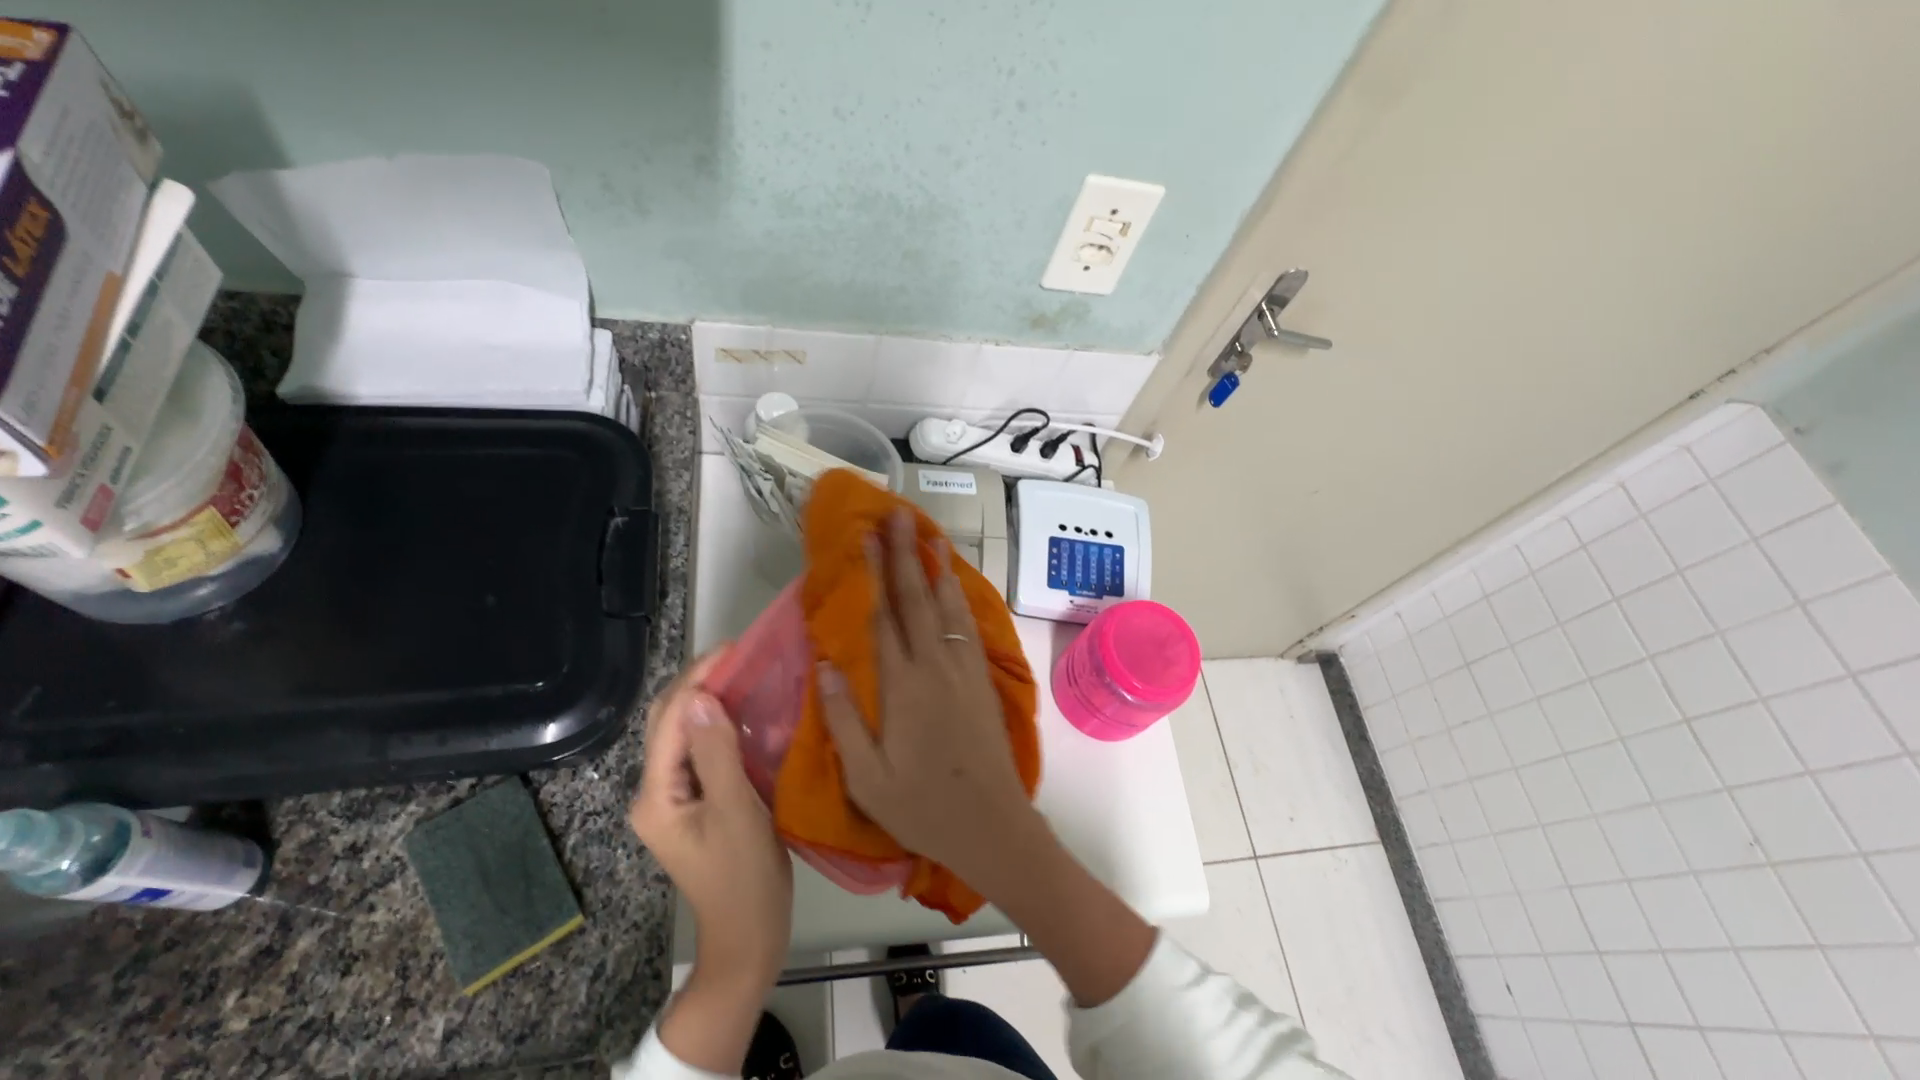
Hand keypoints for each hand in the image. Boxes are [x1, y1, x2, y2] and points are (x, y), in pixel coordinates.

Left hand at [630, 650, 792, 985]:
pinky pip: (700, 755)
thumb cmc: (745, 879)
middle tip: (741, 655)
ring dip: (709, 703)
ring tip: (743, 673)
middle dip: (699, 685)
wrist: (749, 937)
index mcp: (655, 796)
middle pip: (669, 725)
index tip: (732, 648)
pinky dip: (718, 728)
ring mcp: (672, 801)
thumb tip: (701, 698)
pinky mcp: (692, 806)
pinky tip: (744, 714)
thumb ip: (716, 754)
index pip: (670, 722)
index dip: (697, 680)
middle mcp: (653, 793)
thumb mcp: (737, 813)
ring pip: (684, 737)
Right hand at [815, 509, 1048, 890]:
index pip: (883, 617)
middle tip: (898, 516)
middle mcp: (936, 668)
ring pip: (949, 607)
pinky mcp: (983, 683)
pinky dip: (961, 598)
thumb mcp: (867, 777)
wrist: (992, 826)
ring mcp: (965, 672)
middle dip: (906, 555)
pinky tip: (956, 586)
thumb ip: (844, 718)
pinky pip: (969, 627)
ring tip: (931, 535)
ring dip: (938, 568)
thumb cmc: (921, 806)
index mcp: (902, 687)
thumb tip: (826, 662)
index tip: (865, 538)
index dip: (873, 575)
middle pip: (918, 600)